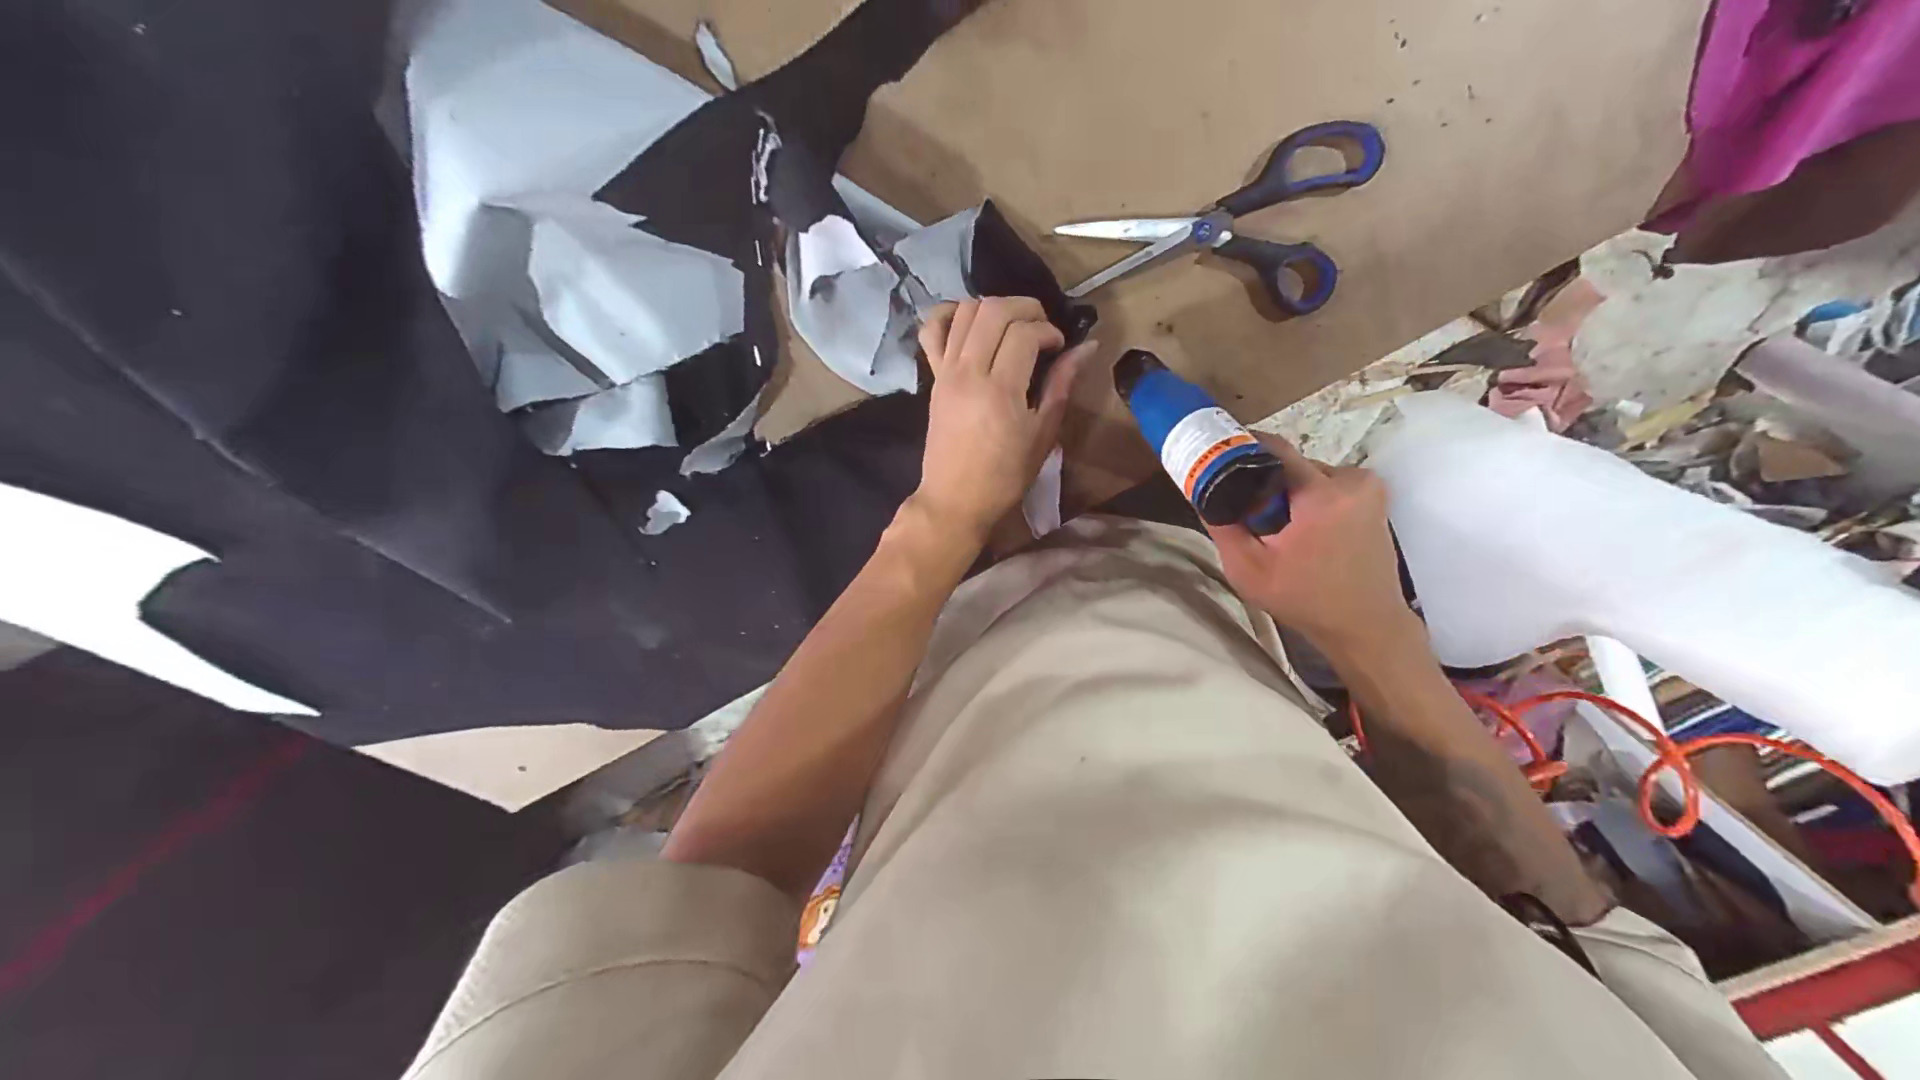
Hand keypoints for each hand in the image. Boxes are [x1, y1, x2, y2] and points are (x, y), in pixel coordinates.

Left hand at [908, 297, 1096, 544]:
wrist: (955, 499)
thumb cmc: (1004, 476)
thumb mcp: (1043, 435)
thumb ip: (1061, 385)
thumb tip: (1087, 347)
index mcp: (1000, 391)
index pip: (1025, 333)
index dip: (1049, 331)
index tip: (1059, 347)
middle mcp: (968, 372)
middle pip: (993, 310)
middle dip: (1025, 308)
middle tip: (1041, 327)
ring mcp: (945, 372)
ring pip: (964, 312)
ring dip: (993, 307)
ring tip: (1012, 326)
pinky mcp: (932, 377)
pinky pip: (932, 331)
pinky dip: (949, 315)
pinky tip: (970, 322)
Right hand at [1204, 436, 1416, 659]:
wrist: (1365, 625)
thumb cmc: (1305, 599)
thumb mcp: (1247, 568)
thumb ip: (1221, 524)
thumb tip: (1201, 489)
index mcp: (1323, 494)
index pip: (1274, 448)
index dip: (1240, 450)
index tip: (1217, 460)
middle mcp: (1352, 480)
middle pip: (1290, 462)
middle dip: (1263, 481)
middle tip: (1243, 510)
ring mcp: (1369, 487)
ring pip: (1307, 472)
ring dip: (1285, 491)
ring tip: (1271, 525)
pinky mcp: (1374, 497)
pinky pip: (1326, 483)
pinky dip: (1306, 498)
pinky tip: (1298, 529)